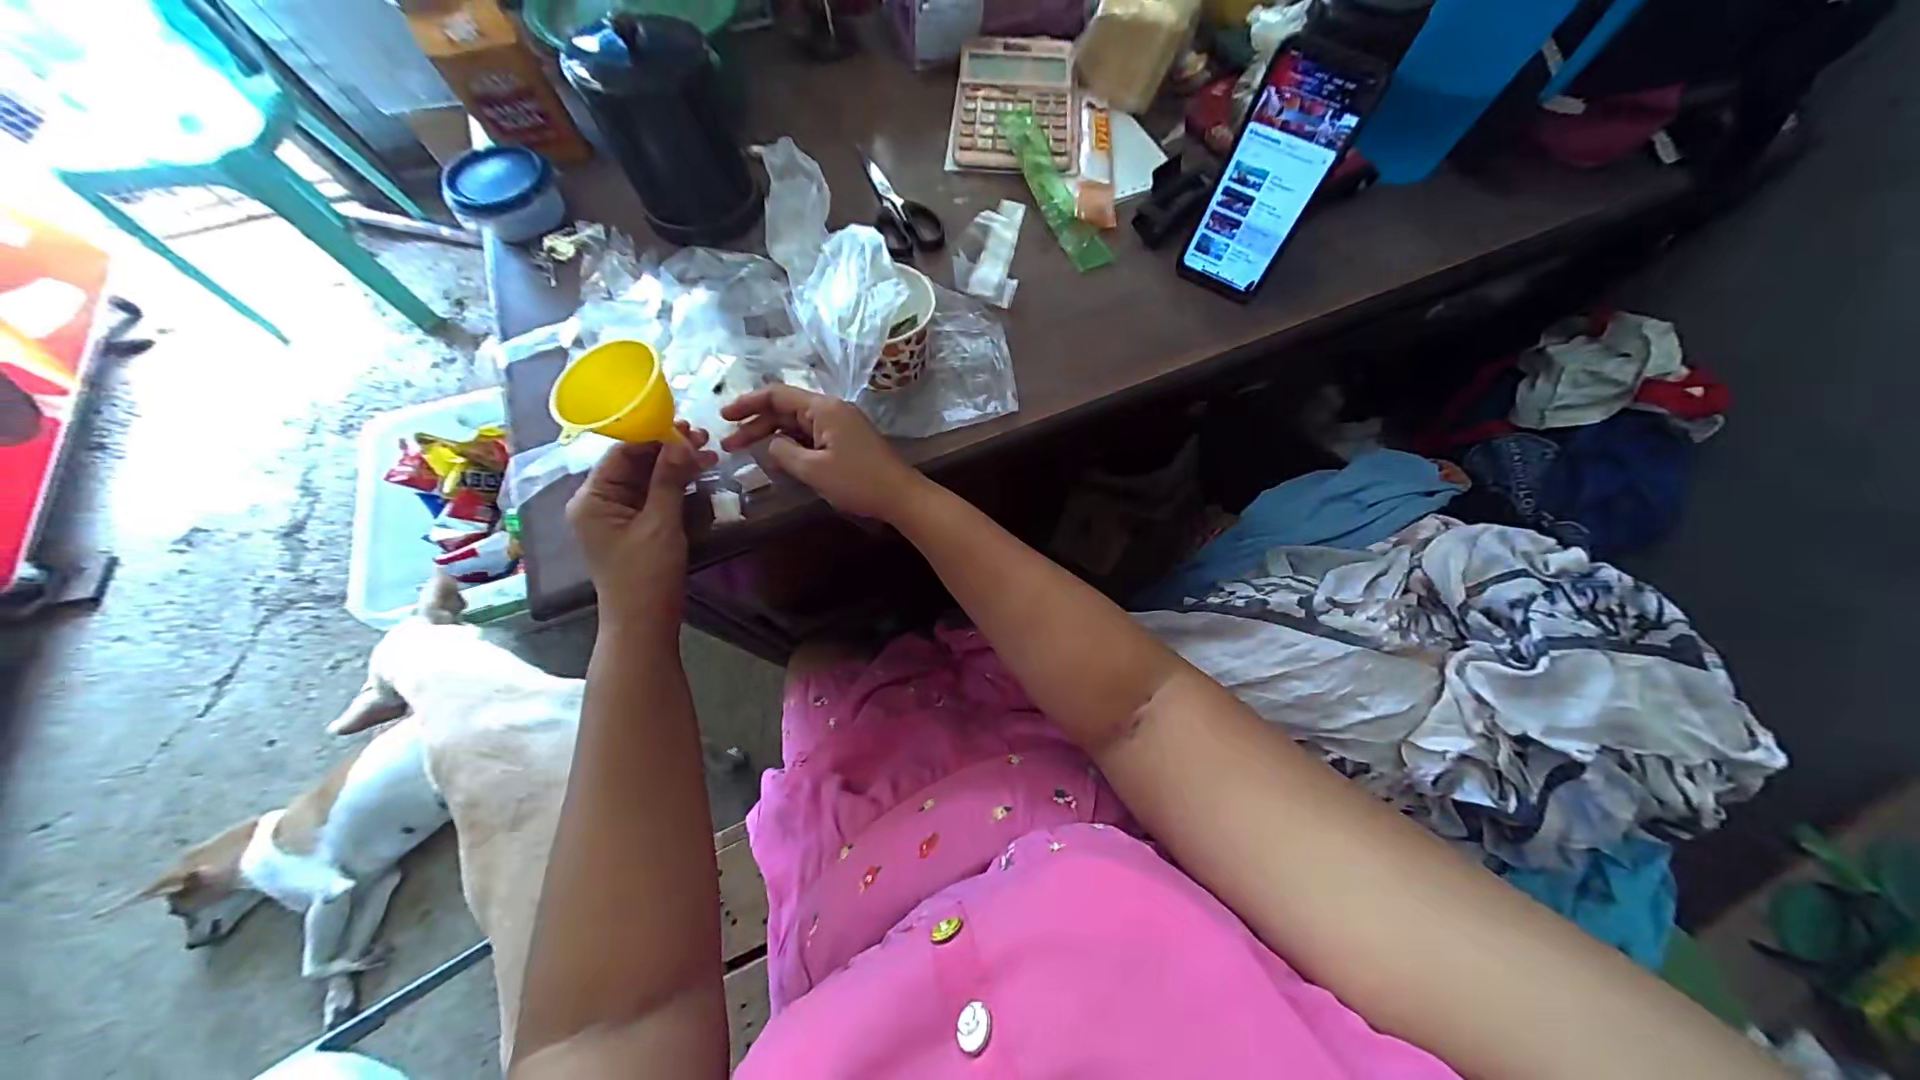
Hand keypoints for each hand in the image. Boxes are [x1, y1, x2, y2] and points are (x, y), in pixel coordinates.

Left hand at [566, 423, 716, 633]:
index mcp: (593, 498)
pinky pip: (652, 495)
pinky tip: (697, 474)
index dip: (653, 436)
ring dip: (674, 465)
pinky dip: (673, 484)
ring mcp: (616, 515)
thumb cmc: (646, 575)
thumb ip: (668, 480)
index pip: (621, 453)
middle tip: (703, 438)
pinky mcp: (633, 527)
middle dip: (667, 449)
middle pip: (633, 462)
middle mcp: (599, 502)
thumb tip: (680, 442)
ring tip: (708, 454)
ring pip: (645, 478)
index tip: (686, 426)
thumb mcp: (660, 524)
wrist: (642, 623)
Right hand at [720, 384, 924, 520]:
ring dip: (771, 437)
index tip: (723, 417)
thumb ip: (784, 453)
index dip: (747, 404)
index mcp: (823, 408)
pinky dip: (791, 447)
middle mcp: (831, 410)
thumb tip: (771, 445)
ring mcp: (840, 426)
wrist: (901, 497)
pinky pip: (811, 438)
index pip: (777, 395)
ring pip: (796, 425)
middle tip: (728, 444)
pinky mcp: (845, 442)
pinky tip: (776, 461)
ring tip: (744, 452)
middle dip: (755, 425)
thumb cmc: (858, 482)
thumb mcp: (814, 469)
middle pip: (785, 410)